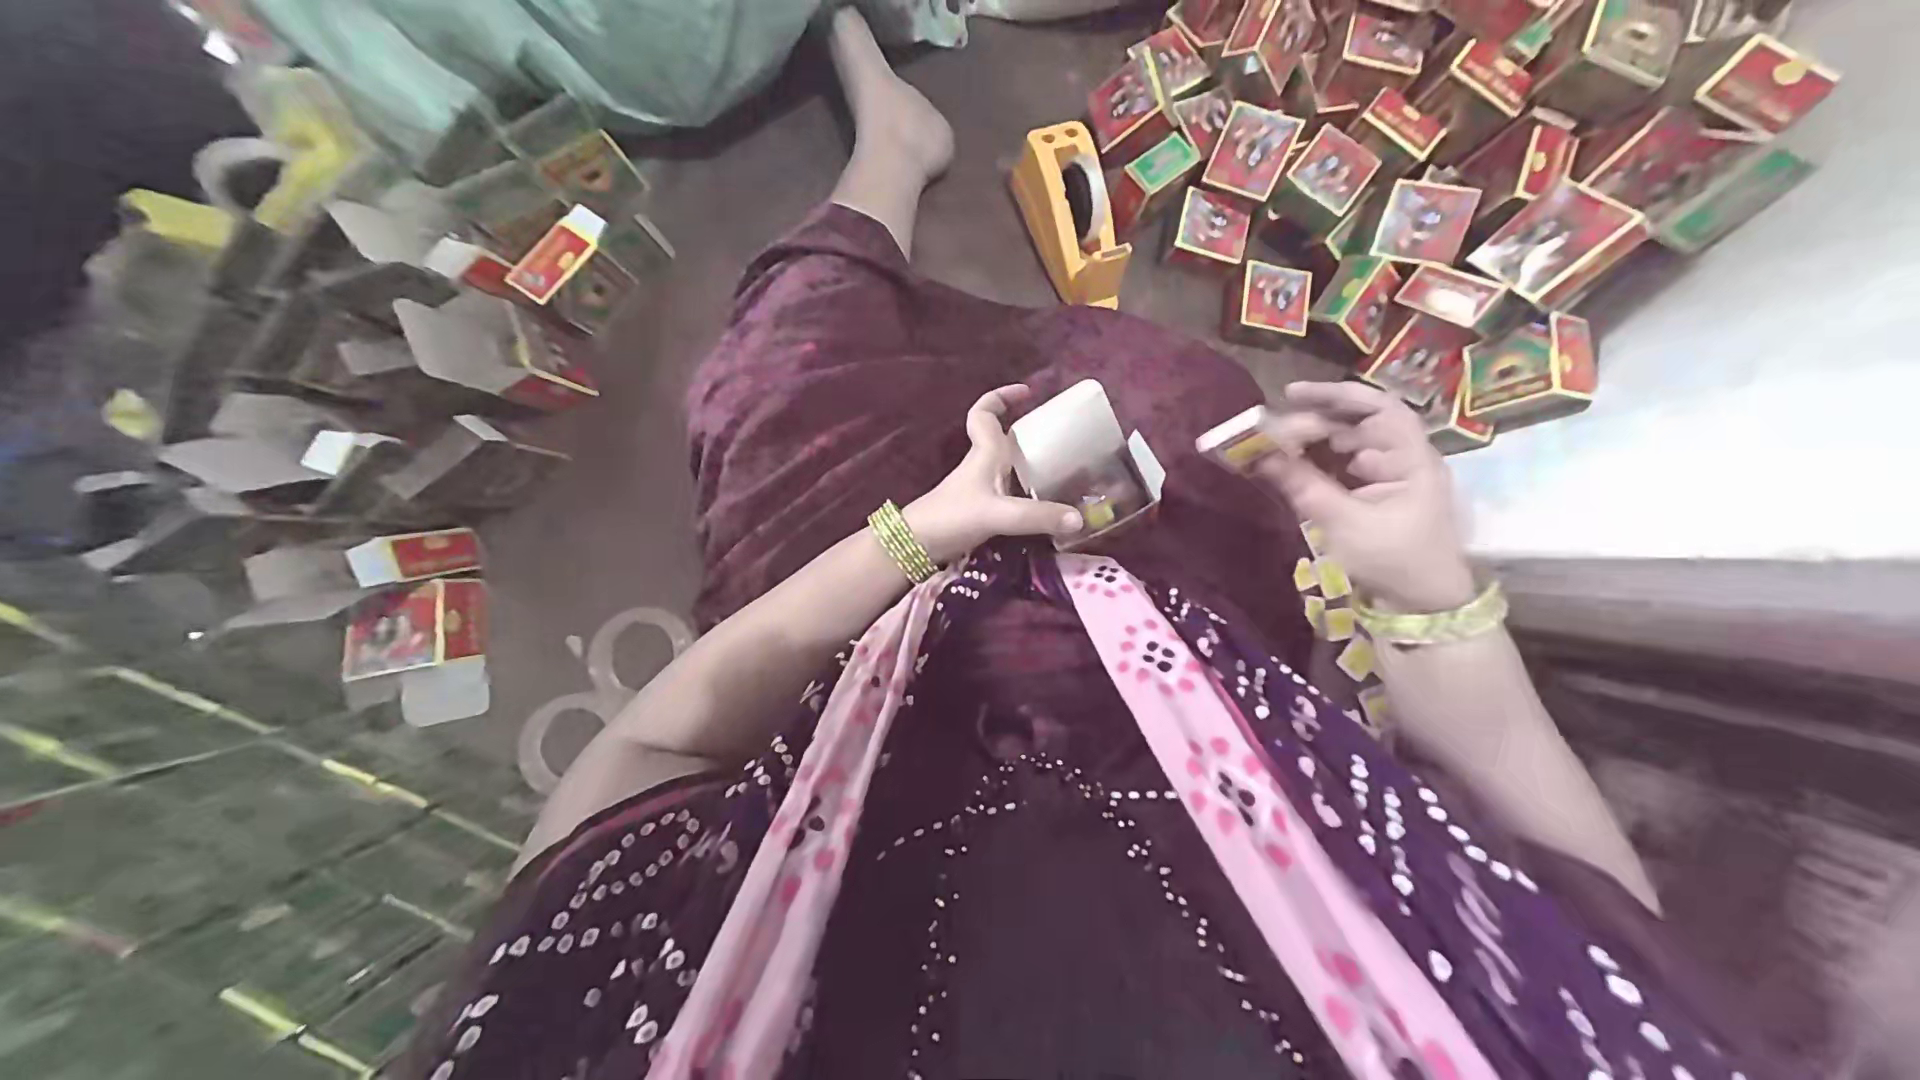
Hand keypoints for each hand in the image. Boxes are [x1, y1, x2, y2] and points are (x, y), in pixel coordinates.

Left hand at [902, 385, 1083, 563]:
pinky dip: (1029, 493)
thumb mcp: (997, 514)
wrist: (916, 547)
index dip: (1001, 396)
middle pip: (1004, 438)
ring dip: (1032, 464)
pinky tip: (1047, 506)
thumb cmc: (951, 518)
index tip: (1027, 392)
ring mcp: (980, 489)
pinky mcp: (981, 511)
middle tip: (1062, 439)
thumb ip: (1037, 516)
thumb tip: (1079, 518)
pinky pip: (1011, 492)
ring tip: (1065, 470)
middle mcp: (982, 466)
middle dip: (1030, 433)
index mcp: (984, 454)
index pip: (985, 412)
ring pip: (1009, 466)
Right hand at [1247, 381, 1476, 611]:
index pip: (1375, 408)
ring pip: (1342, 445)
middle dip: (1309, 423)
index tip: (1290, 394)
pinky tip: (1286, 465)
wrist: (1422, 604)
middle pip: (1352, 425)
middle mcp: (1399, 458)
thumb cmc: (1394, 560)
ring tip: (1271, 447)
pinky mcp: (1370, 494)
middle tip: (1267, 433)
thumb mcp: (1345, 523)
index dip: (1334, 394)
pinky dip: (1311, 463)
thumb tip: (1260, 455)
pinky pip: (1338, 467)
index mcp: (1409, 458)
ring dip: (1306, 443)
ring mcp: (1385, 476)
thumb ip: (1303, 485)